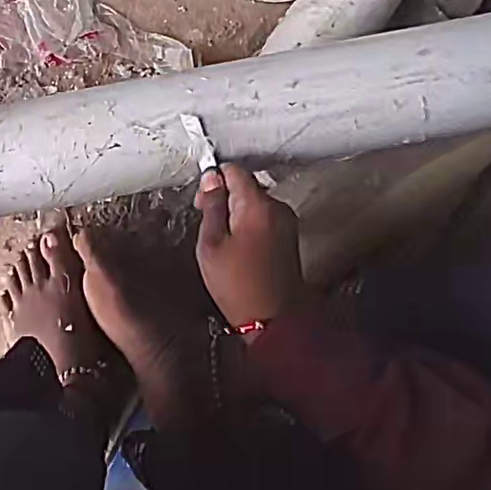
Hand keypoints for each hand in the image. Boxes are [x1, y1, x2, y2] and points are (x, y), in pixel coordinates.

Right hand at [194, 164, 315, 327]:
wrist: (273, 319)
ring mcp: (286, 221)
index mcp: (257, 206)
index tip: (202, 198)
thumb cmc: (238, 286)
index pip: (234, 170)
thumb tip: (210, 180)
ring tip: (222, 239)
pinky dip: (248, 223)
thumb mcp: (210, 244)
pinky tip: (237, 246)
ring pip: (254, 200)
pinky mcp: (288, 235)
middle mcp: (277, 208)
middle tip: (207, 221)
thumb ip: (211, 207)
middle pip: (246, 184)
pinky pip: (263, 216)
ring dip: (236, 210)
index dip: (213, 179)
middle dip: (224, 195)